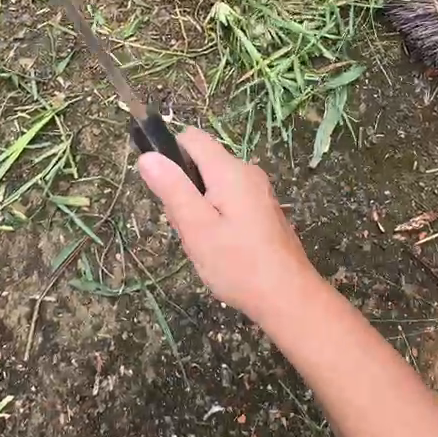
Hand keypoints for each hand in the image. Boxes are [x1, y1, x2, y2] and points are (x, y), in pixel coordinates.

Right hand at [137, 127, 324, 325]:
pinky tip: (220, 250)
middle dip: (184, 191)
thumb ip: (172, 188)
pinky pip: (229, 201)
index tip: (163, 190)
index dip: (169, 154)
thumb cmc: (239, 264)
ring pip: (213, 187)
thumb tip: (148, 156)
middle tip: (187, 230)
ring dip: (198, 210)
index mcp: (229, 170)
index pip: (191, 138)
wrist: (289, 298)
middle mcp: (246, 172)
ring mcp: (258, 191)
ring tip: (203, 245)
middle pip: (200, 165)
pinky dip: (216, 219)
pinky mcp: (263, 210)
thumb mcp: (196, 227)